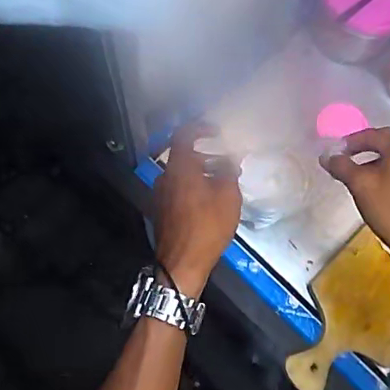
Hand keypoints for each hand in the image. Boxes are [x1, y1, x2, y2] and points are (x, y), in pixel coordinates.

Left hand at [151, 123, 240, 296]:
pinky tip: (209, 200)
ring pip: (180, 174)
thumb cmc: (207, 226)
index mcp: (179, 168)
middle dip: (204, 154)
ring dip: (199, 172)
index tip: (215, 131)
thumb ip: (228, 171)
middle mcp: (165, 177)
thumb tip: (229, 158)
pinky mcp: (161, 210)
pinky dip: (192, 187)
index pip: (183, 135)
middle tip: (225, 160)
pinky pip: (177, 189)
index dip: (199, 128)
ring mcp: (160, 194)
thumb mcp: (228, 196)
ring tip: (222, 182)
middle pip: (182, 156)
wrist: (181, 261)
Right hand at [320, 127, 389, 262]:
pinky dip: (384, 172)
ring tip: (355, 174)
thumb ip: (341, 166)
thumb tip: (326, 156)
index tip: (335, 151)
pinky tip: (373, 188)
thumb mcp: (359, 184)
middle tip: (345, 157)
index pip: (373, 134)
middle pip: (386, 143)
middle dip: (363, 147)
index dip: (351, 141)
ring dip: (373, 161)